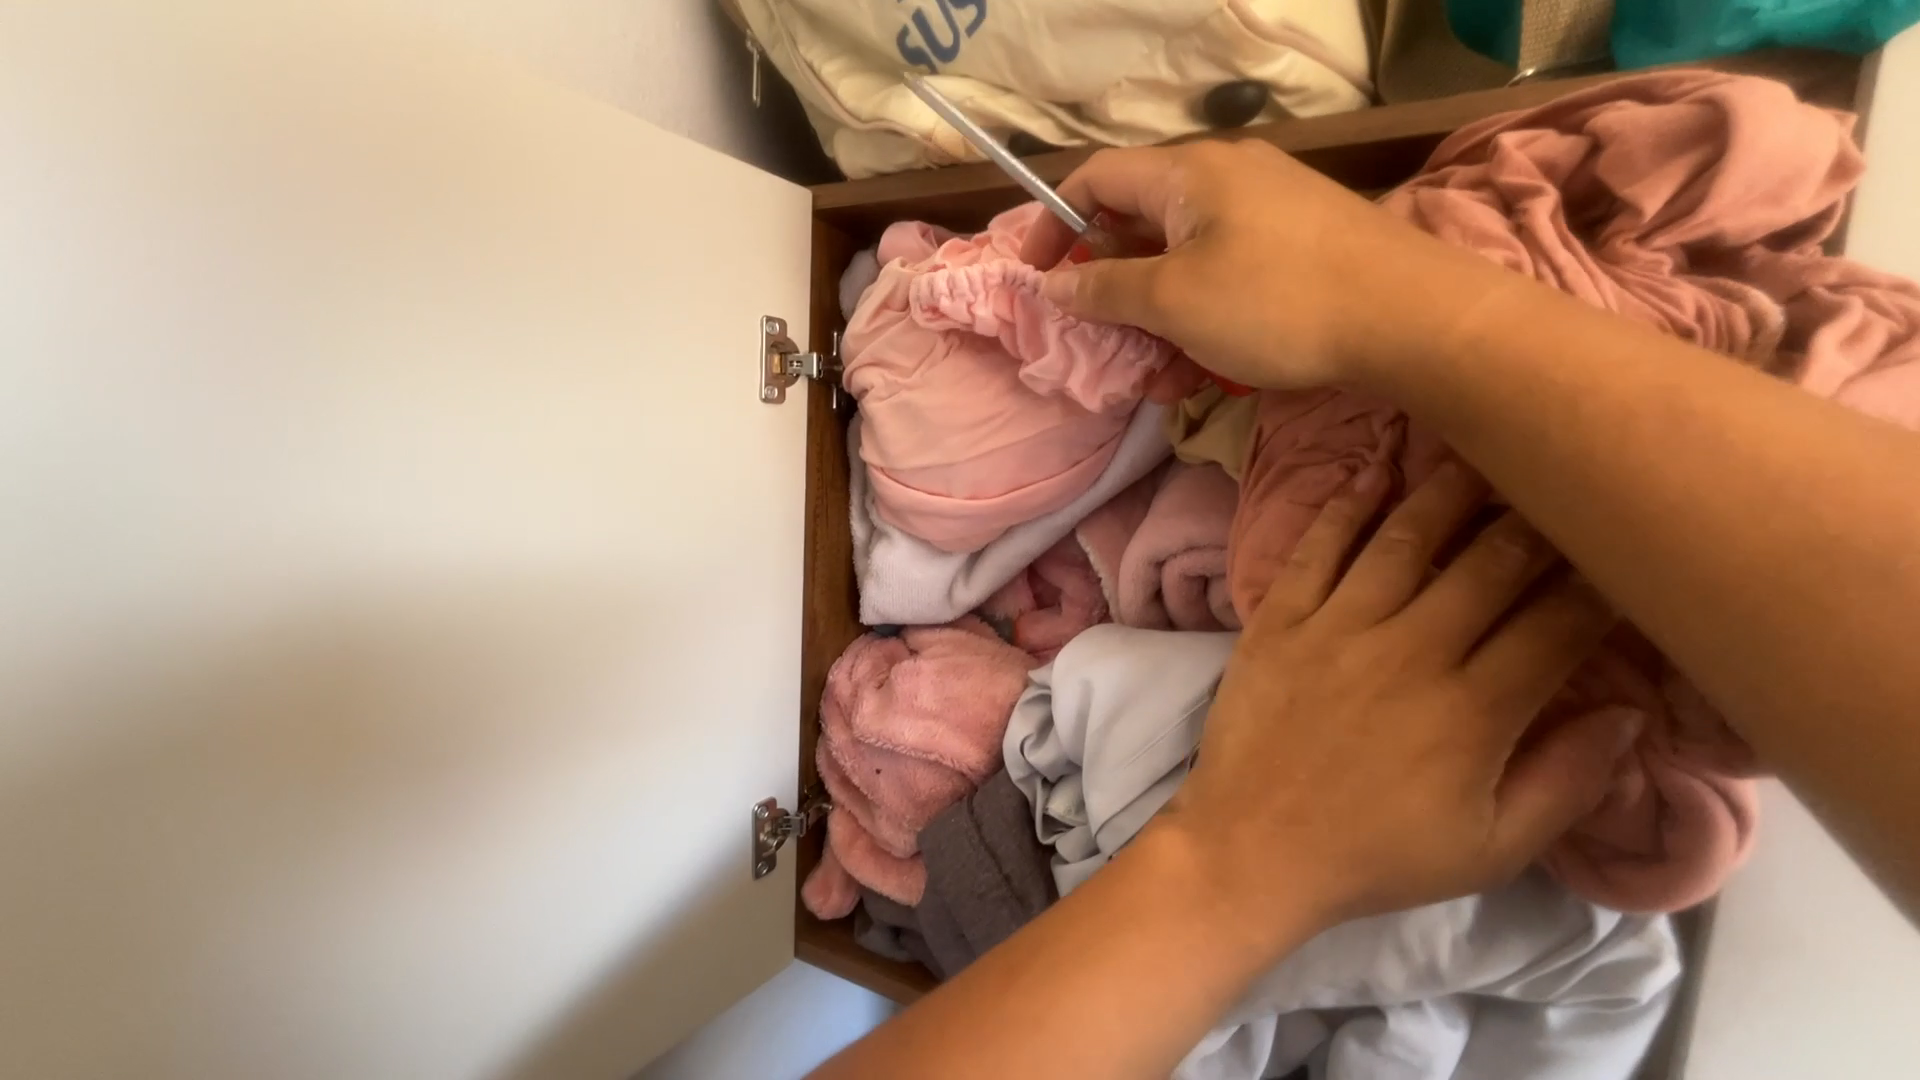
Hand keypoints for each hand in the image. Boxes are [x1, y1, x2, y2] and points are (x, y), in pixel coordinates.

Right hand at [1020, 141, 1520, 390]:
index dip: (1052, 221)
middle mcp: (1223, 178)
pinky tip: (1201, 370)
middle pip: (1136, 224)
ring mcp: (1262, 212)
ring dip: (1154, 320)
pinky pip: (1221, 276)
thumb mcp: (1173, 300)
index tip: (1034, 274)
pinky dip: (1198, 318)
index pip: (1095, 178)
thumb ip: (1104, 288)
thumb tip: (1053, 281)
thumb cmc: (1275, 302)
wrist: (1408, 319)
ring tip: (1155, 376)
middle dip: (1108, 288)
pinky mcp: (1292, 246)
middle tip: (1098, 339)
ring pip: (1180, 261)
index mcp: (1187, 173)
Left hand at [1152, 463, 1636, 944]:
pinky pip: (1315, 552)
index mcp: (1475, 710)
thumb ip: (1569, 779)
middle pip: (1488, 566)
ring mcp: (1335, 629)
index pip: (1559, 625)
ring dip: (1448, 492)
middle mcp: (1409, 651)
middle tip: (1563, 477)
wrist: (1253, 845)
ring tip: (1483, 449)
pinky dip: (1343, 508)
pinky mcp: (1277, 621)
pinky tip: (1372, 471)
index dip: (1600, 582)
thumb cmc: (1376, 854)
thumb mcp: (1494, 847)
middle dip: (1535, 520)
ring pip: (1403, 542)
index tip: (1624, 548)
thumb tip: (1631, 711)